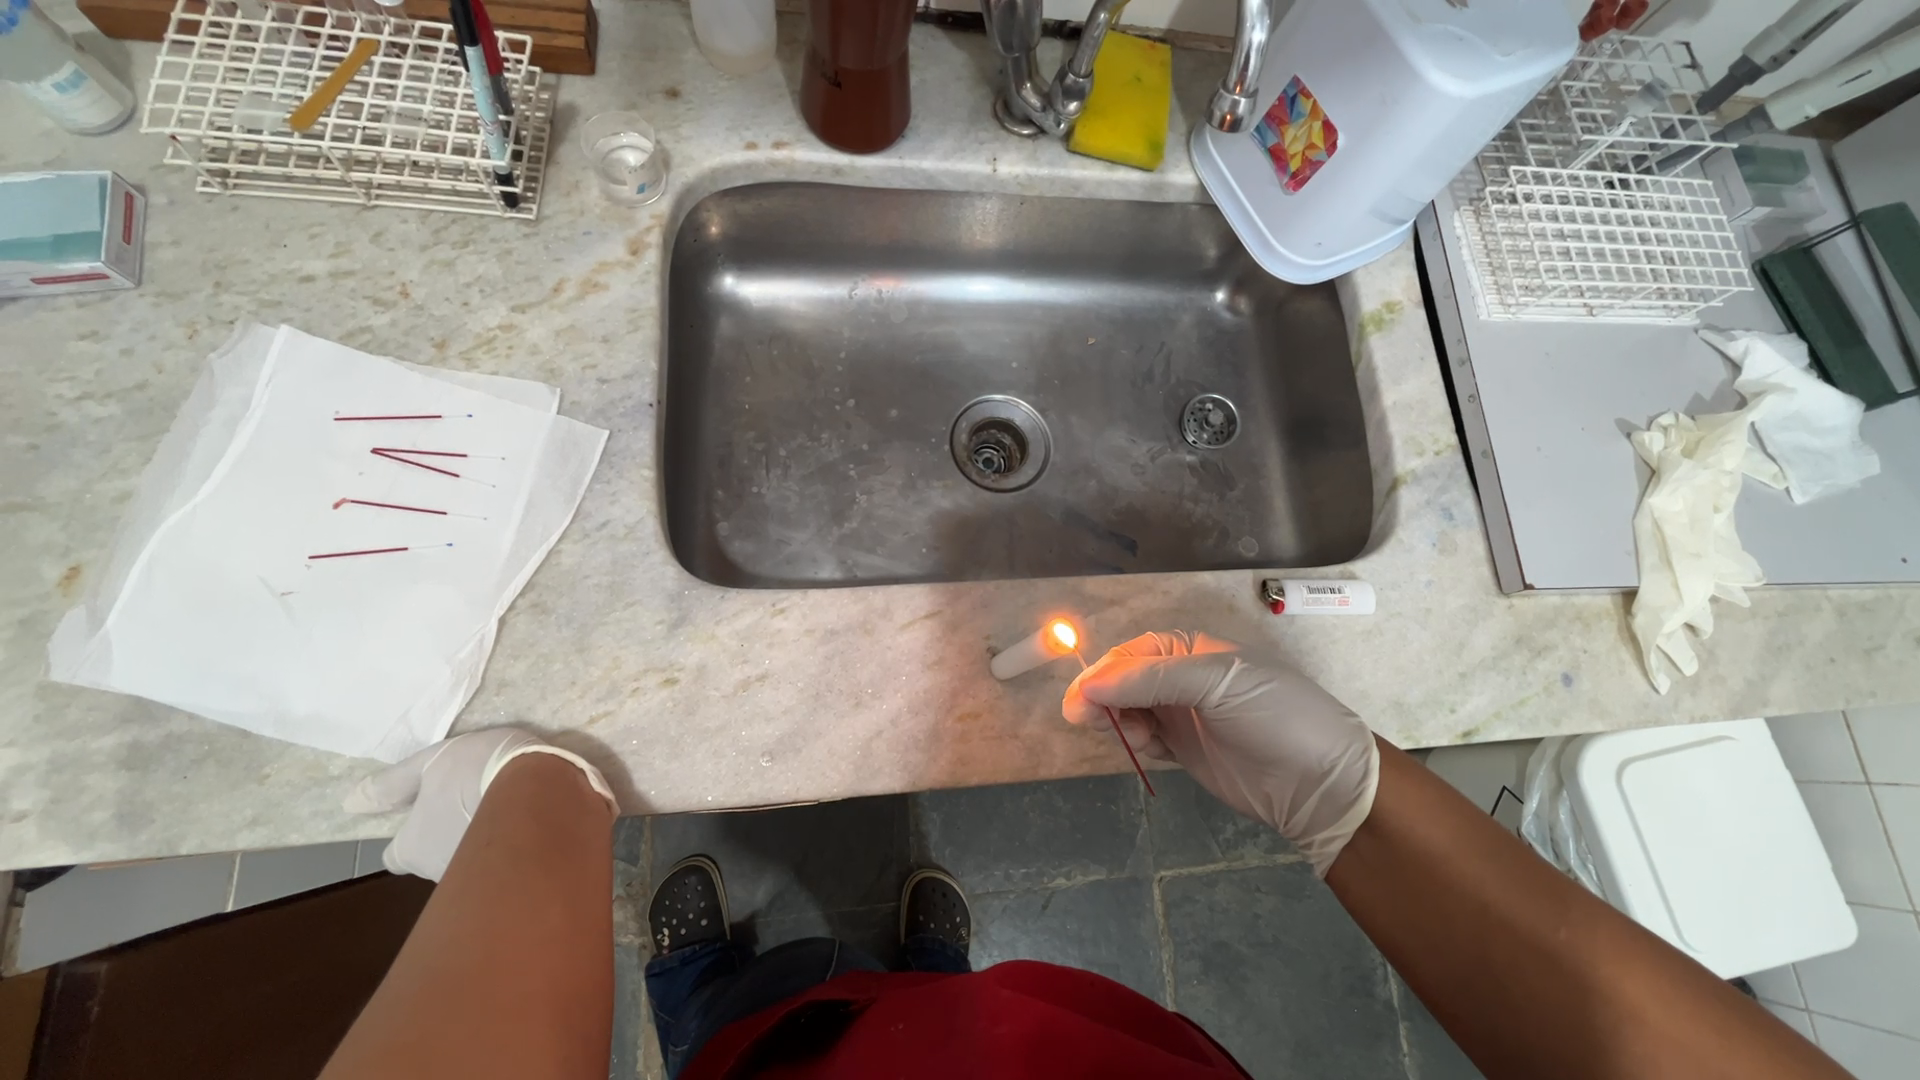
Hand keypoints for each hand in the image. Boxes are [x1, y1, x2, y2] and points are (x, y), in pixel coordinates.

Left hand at [343, 727, 616, 880]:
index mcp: (411, 847)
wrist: (539, 789)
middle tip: (473, 807)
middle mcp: (437, 870)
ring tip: (507, 815)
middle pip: (436, 856)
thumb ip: (393, 784)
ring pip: (472, 861)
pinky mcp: (513, 875)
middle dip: (451, 837)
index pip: (396, 856)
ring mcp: (477, 876)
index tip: (428, 817)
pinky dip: (511, 849)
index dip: (409, 838)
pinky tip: (529, 824)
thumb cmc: (475, 772)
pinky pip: (505, 863)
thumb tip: (350, 804)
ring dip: (483, 843)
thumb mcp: (432, 763)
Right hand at [1063, 631, 1379, 875]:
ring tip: (1120, 735)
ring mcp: (1182, 715)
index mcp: (1189, 650)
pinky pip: (1143, 739)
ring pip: (1127, 711)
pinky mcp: (1183, 749)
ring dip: (1116, 721)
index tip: (1080, 698)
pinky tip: (1144, 748)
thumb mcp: (1214, 682)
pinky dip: (1134, 742)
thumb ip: (1149, 680)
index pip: (1131, 654)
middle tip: (1084, 720)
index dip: (1103, 673)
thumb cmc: (1272, 715)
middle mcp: (1181, 678)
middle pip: (1123, 682)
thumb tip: (1087, 685)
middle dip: (1102, 698)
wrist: (1319, 781)